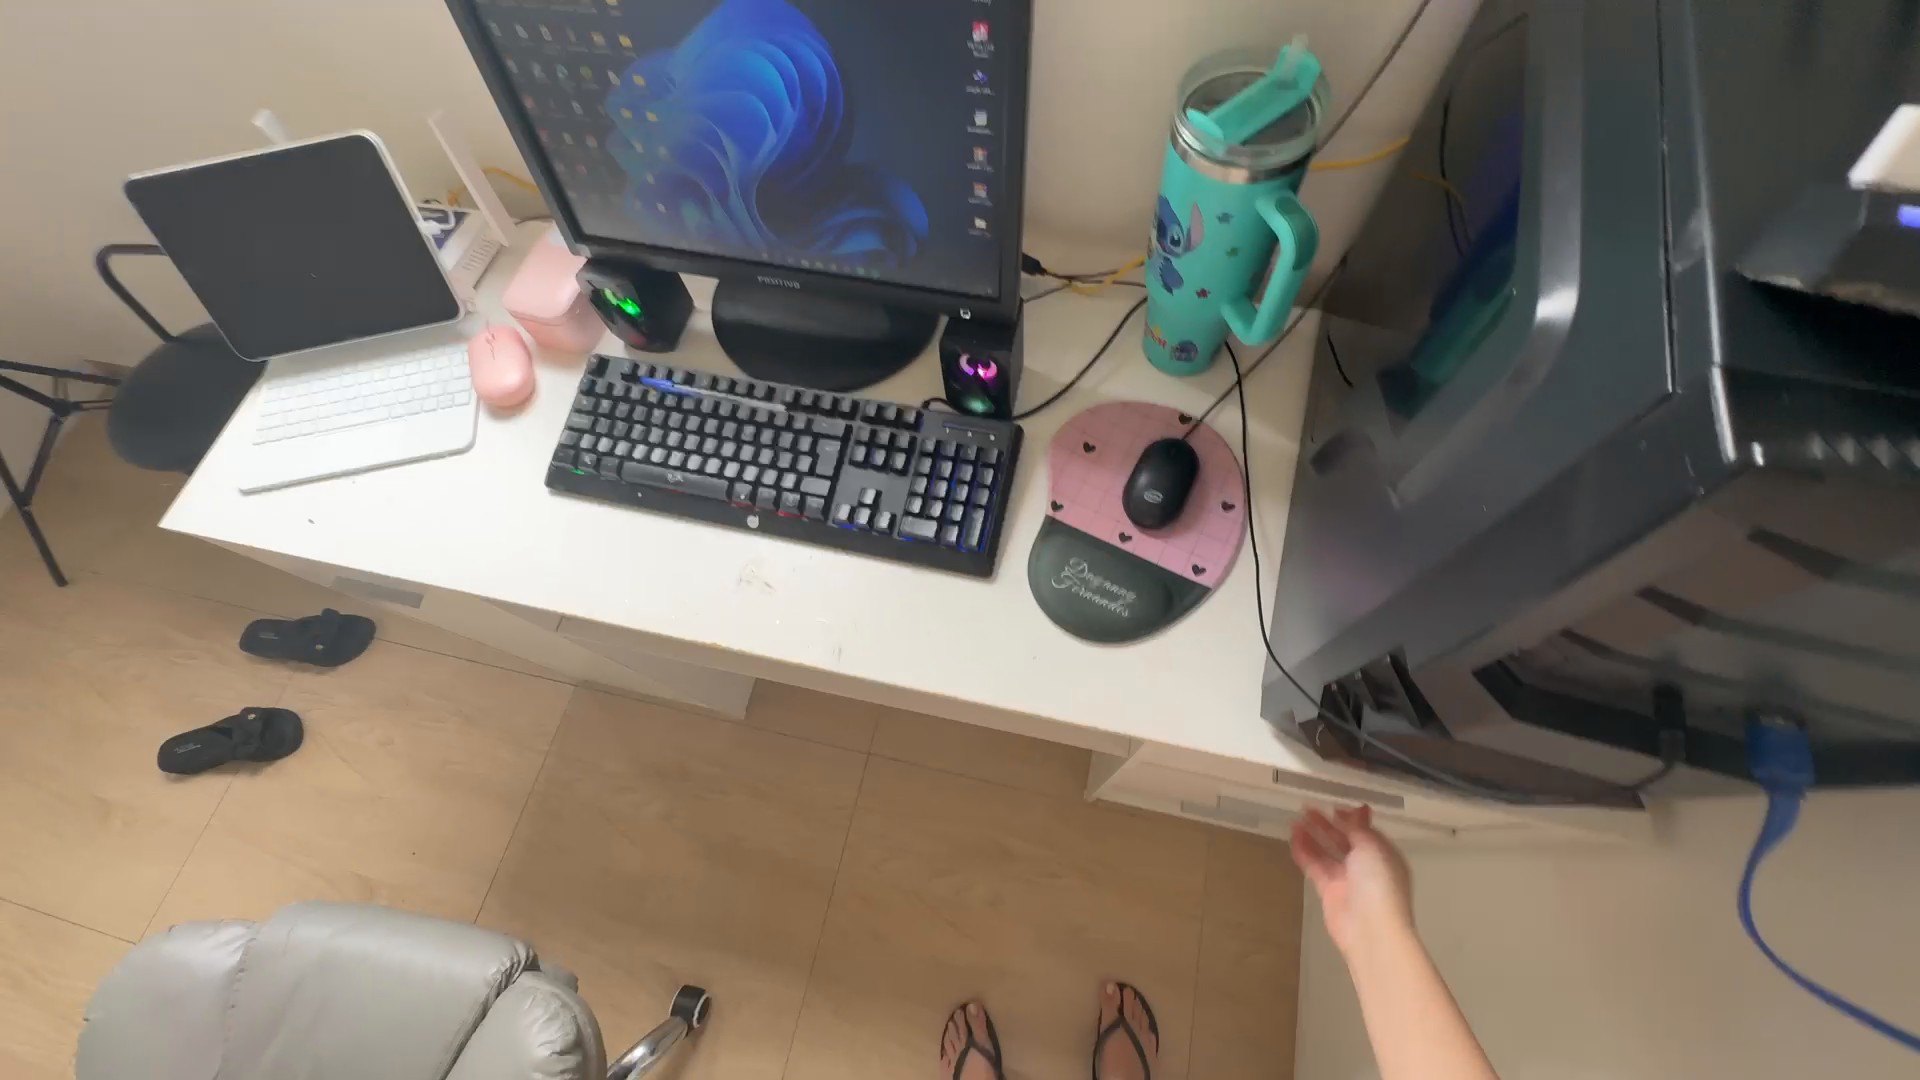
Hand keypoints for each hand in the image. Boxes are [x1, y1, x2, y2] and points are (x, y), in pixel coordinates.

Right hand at [1289, 805, 1414, 956]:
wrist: (1371, 927)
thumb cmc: (1378, 882)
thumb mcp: (1372, 847)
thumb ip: (1359, 828)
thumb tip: (1356, 809)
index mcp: (1383, 855)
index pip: (1364, 833)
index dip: (1348, 819)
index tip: (1330, 807)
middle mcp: (1366, 866)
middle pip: (1343, 841)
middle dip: (1326, 825)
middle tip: (1306, 809)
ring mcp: (1347, 879)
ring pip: (1326, 853)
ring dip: (1312, 836)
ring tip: (1294, 821)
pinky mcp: (1329, 891)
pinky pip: (1314, 867)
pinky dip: (1304, 852)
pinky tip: (1293, 839)